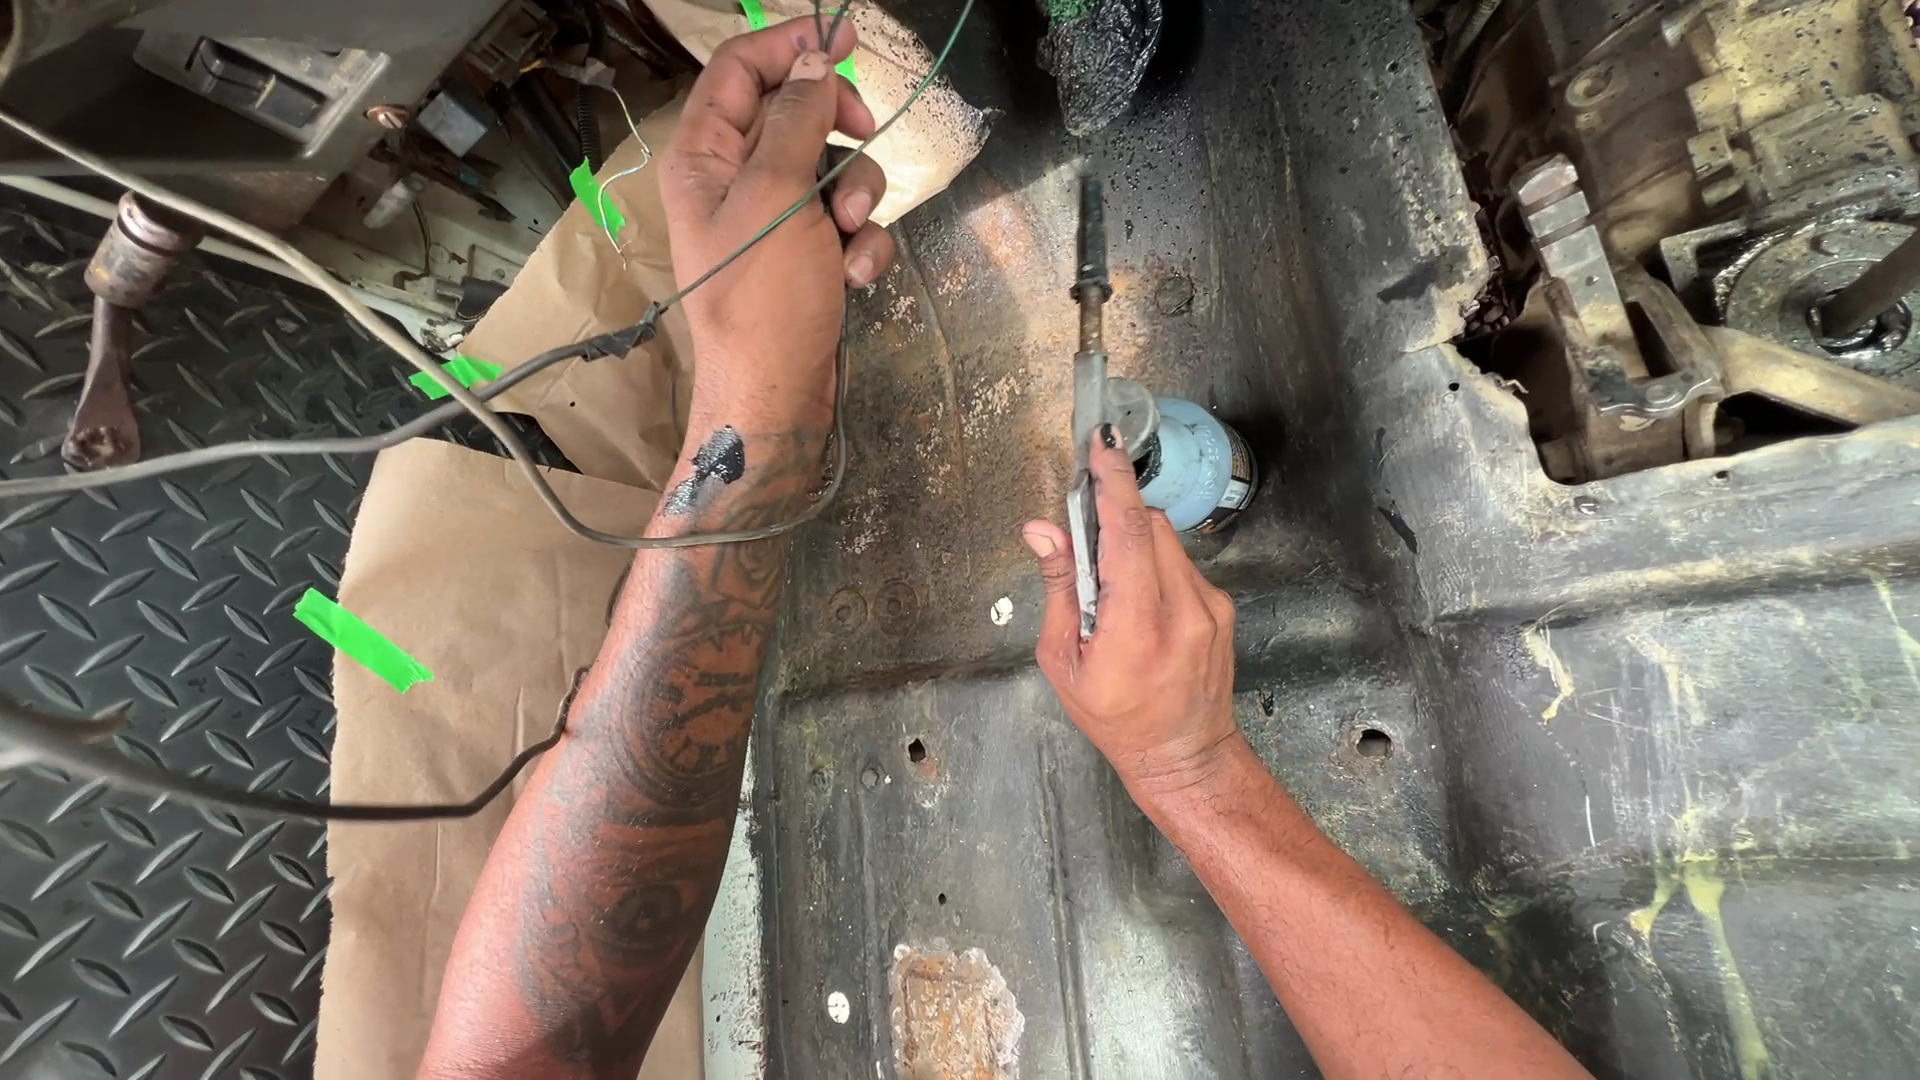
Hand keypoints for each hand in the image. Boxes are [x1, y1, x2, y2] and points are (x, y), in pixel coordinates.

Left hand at [659, 21, 895, 424]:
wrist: (778, 392)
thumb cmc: (763, 297)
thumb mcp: (776, 196)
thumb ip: (796, 120)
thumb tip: (815, 63)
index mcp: (705, 156)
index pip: (742, 70)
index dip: (791, 44)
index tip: (846, 35)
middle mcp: (737, 182)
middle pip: (797, 117)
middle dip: (838, 131)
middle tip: (864, 134)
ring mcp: (777, 224)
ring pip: (834, 174)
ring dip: (857, 199)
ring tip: (847, 238)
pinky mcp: (811, 260)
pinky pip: (848, 227)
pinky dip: (861, 248)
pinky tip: (856, 278)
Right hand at [1024, 428, 1241, 796]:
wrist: (1185, 755)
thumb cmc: (1114, 717)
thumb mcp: (1063, 661)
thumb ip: (1058, 588)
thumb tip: (1042, 529)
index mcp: (1137, 626)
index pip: (1129, 533)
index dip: (1113, 482)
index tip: (1100, 442)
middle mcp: (1184, 609)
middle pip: (1151, 524)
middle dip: (1116, 512)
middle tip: (1086, 530)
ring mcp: (1212, 606)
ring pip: (1168, 538)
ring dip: (1133, 538)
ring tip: (1112, 582)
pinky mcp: (1222, 607)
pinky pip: (1181, 561)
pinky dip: (1153, 562)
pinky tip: (1139, 599)